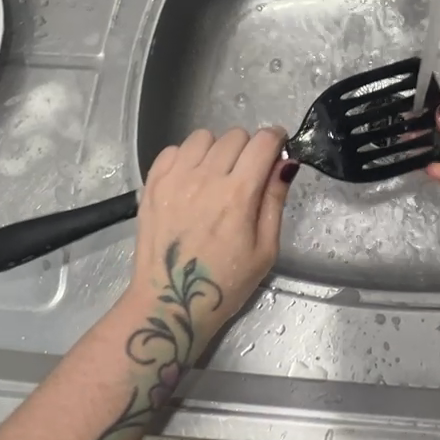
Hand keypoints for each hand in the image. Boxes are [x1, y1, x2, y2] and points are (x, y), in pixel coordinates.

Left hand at [126, 128, 295, 340]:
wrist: (170, 303)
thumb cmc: (225, 282)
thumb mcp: (265, 250)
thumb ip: (275, 200)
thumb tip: (286, 162)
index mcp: (237, 195)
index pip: (262, 142)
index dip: (275, 139)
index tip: (277, 149)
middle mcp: (205, 178)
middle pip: (236, 135)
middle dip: (249, 148)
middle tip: (247, 173)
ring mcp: (175, 179)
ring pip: (204, 136)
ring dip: (217, 149)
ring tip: (217, 174)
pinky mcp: (153, 184)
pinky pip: (174, 149)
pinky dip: (187, 157)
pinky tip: (191, 180)